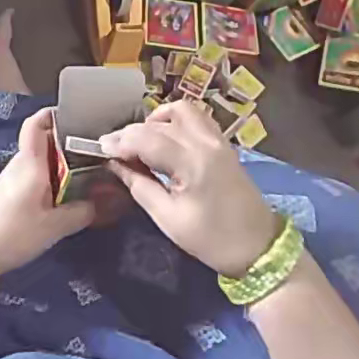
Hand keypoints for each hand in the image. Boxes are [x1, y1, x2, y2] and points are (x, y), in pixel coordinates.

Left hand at [0, 108, 97, 274]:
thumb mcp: (54, 226)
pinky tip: (69, 195)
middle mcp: (21, 164)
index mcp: (31, 161)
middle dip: (71, 145)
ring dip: (64, 165)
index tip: (78, 117)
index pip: (37, 123)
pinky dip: (54, 181)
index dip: (54, 114)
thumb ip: (82, 212)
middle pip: (46, 142)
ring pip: (43, 162)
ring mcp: (14, 179)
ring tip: (91, 174)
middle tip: (98, 153)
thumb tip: (104, 202)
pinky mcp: (10, 194)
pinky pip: (37, 177)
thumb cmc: (13, 232)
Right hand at [99, 101, 279, 276]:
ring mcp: (218, 140)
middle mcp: (206, 142)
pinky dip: (176, 120)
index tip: (100, 150)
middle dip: (132, 132)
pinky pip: (197, 118)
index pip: (147, 138)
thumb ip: (140, 186)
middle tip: (113, 149)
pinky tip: (163, 137)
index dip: (120, 142)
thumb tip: (116, 165)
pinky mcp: (223, 144)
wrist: (258, 247)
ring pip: (181, 111)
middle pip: (160, 123)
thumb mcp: (168, 218)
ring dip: (156, 120)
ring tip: (140, 140)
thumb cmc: (211, 239)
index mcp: (193, 162)